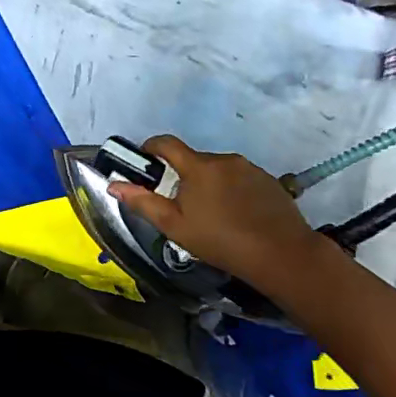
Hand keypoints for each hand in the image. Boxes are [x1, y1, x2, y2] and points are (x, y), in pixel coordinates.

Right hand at [108, 135, 325, 286]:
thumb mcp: (174, 226)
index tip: (144, 162)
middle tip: (178, 205)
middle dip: (180, 175)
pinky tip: (234, 216)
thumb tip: (115, 185)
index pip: (167, 143)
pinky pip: (239, 178)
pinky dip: (230, 191)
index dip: (151, 148)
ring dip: (207, 184)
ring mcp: (250, 168)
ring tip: (209, 215)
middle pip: (193, 159)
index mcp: (198, 167)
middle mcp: (224, 159)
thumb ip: (143, 202)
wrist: (280, 253)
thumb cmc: (220, 240)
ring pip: (217, 170)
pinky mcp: (268, 180)